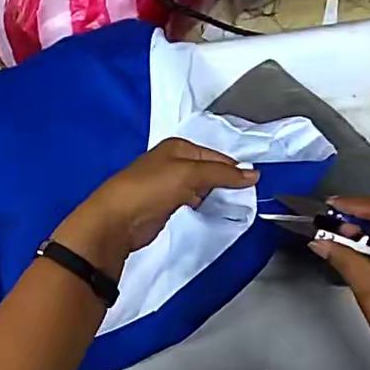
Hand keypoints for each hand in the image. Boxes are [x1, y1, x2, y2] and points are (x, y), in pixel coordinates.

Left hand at [52, 138, 259, 274]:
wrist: (116, 221)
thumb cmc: (148, 190)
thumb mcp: (190, 175)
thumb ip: (222, 174)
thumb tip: (252, 174)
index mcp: (177, 147)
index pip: (215, 155)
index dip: (233, 168)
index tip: (253, 182)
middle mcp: (172, 162)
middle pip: (208, 169)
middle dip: (224, 181)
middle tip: (243, 195)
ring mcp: (167, 184)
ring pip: (200, 186)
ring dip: (212, 193)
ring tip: (228, 203)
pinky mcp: (163, 205)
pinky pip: (190, 200)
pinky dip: (200, 204)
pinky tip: (205, 210)